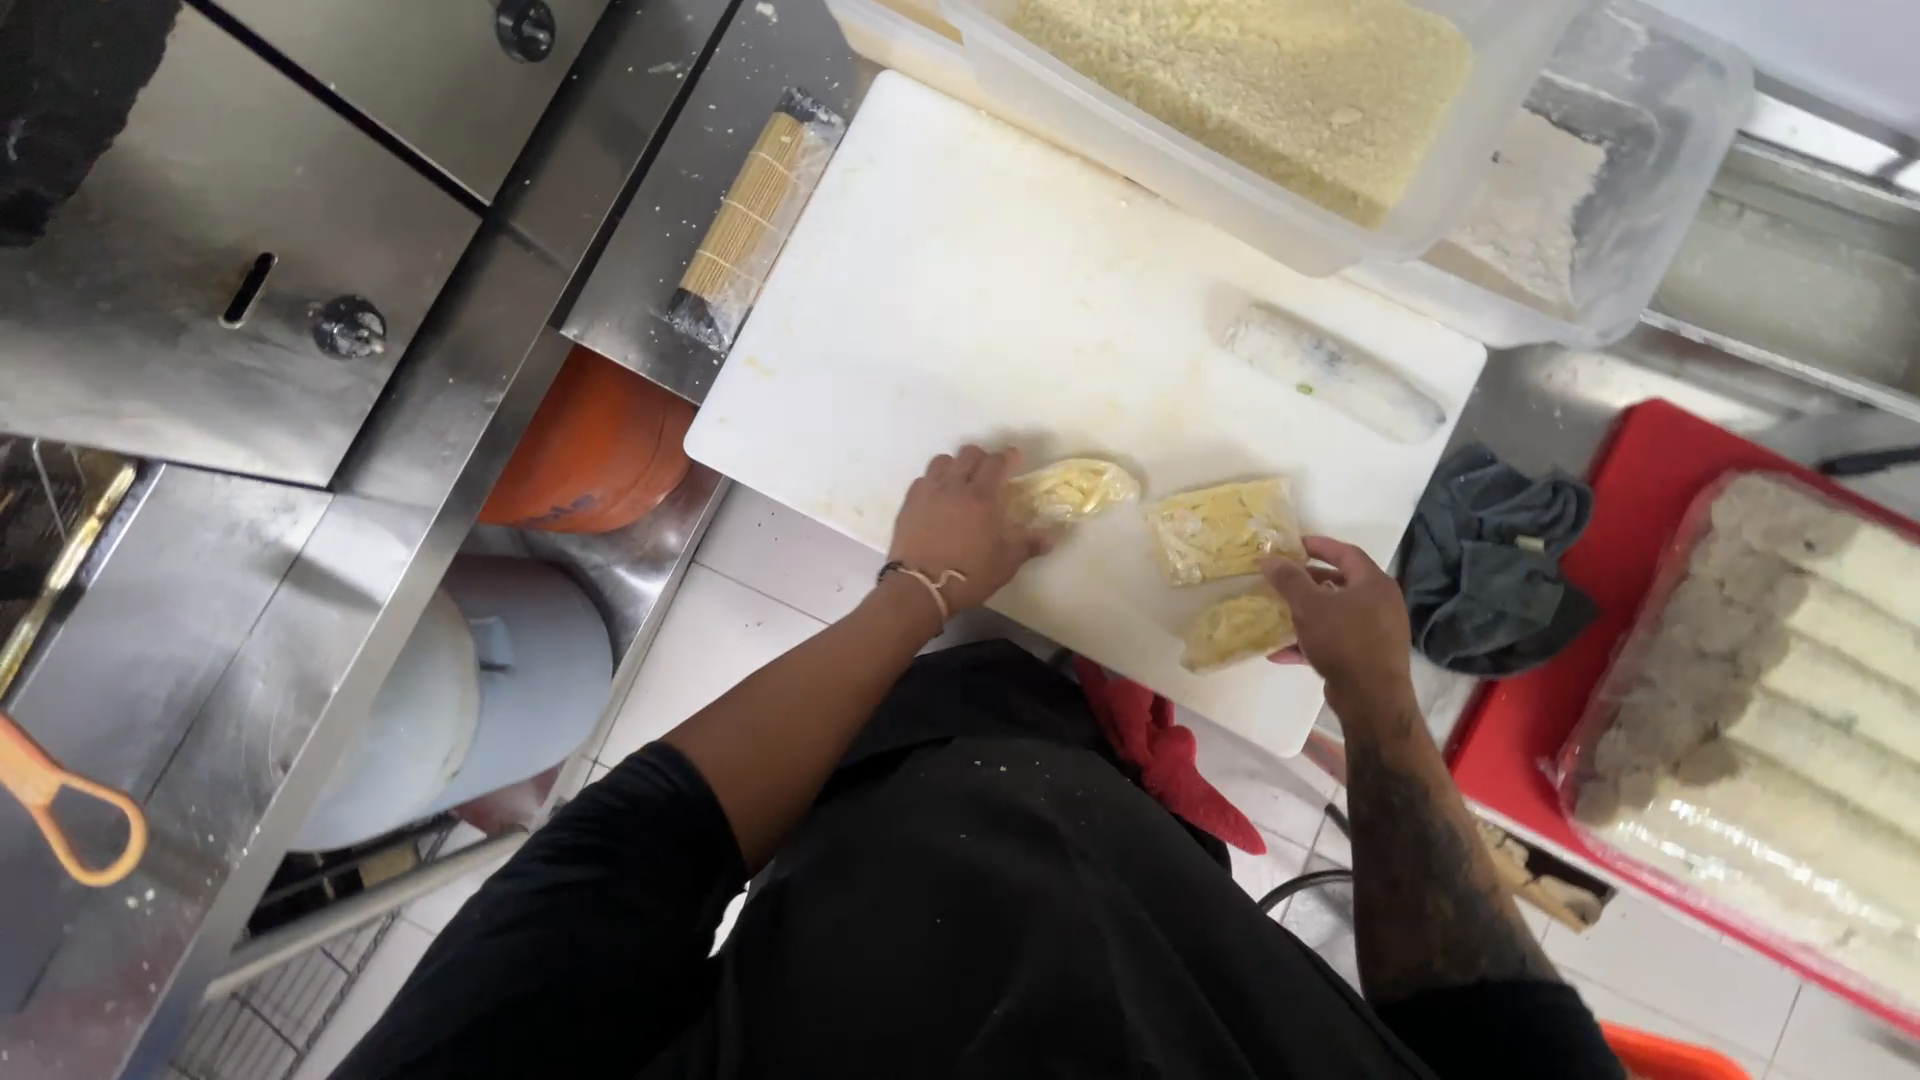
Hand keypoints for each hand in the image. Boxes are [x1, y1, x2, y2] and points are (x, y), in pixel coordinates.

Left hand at [888, 445, 1054, 616]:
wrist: (921, 588)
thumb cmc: (969, 575)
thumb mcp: (1006, 563)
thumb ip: (1028, 544)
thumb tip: (1051, 537)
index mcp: (983, 497)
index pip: (998, 462)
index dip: (1009, 457)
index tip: (1016, 460)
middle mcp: (955, 486)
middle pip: (970, 453)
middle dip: (984, 458)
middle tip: (990, 473)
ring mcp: (929, 492)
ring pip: (943, 460)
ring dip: (956, 465)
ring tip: (961, 481)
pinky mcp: (909, 502)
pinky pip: (923, 479)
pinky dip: (934, 481)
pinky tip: (938, 497)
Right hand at [1261, 536, 1416, 723]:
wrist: (1371, 698)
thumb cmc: (1343, 641)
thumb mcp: (1309, 605)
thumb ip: (1288, 579)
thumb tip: (1268, 558)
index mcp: (1374, 584)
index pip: (1346, 553)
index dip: (1319, 545)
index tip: (1294, 544)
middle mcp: (1381, 603)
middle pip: (1341, 583)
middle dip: (1308, 581)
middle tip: (1283, 579)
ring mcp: (1377, 631)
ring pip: (1336, 613)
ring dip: (1306, 612)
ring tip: (1279, 613)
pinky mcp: (1368, 655)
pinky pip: (1335, 639)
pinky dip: (1311, 641)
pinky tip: (1282, 652)